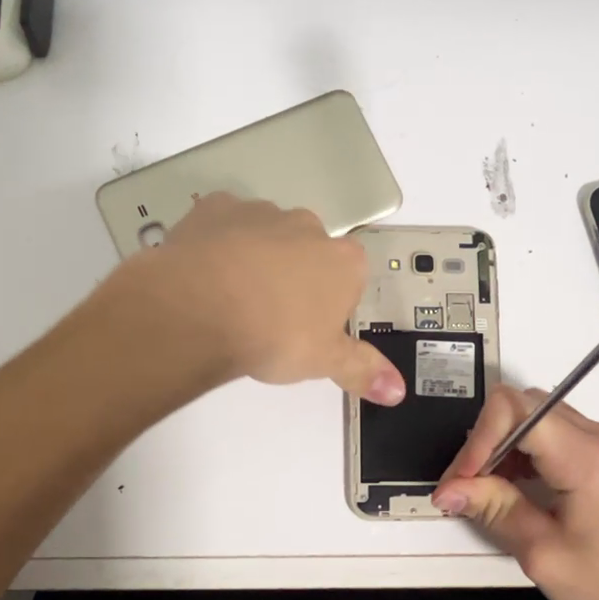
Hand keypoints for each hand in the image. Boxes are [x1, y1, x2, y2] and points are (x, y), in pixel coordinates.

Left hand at [112, 193, 404, 404]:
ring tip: (233, 301)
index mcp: (343, 261)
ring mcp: (259, 212)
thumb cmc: (274, 336)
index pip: (351, 276)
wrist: (200, 308)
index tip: (310, 328)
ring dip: (255, 259)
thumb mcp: (324, 362)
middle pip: (308, 251)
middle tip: (271, 317)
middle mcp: (307, 226)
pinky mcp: (214, 208)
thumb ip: (362, 370)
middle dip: (294, 277)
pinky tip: (204, 275)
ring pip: (265, 234)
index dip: (332, 303)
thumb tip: (398, 391)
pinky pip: (222, 225)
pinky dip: (217, 245)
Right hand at [431, 386, 598, 599]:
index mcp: (586, 458)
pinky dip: (530, 451)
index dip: (479, 437)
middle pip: (525, 405)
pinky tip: (519, 488)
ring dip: (506, 446)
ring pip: (540, 416)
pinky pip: (559, 434)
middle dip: (487, 440)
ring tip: (489, 491)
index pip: (516, 409)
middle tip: (469, 486)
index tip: (464, 480)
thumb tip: (447, 491)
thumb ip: (494, 511)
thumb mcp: (542, 554)